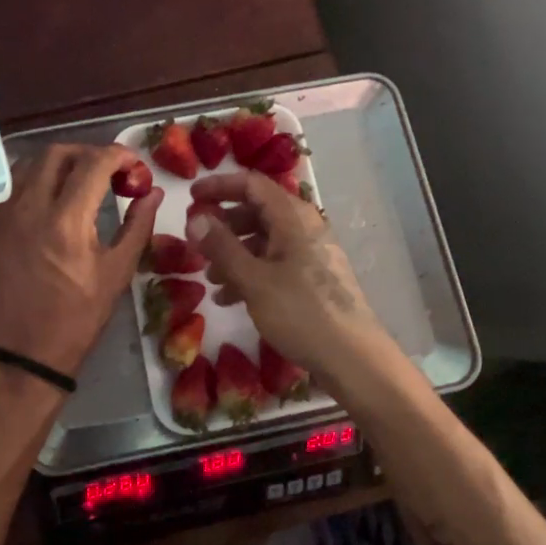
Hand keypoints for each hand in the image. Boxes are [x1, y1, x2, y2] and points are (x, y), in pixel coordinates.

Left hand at [0, 144, 161, 376]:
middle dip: (87, 152)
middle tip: (108, 170)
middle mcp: (30, 208)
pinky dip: (37, 181)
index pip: (93, 164)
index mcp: (66, 221)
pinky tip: (53, 201)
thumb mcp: (116, 273)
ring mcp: (5, 215)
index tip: (133, 165)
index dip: (118, 155)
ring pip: (30, 164)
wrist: (23, 353)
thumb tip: (152, 191)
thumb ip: (137, 225)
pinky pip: (14, 187)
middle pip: (57, 153)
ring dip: (60, 163)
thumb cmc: (77, 318)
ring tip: (80, 181)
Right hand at [186, 172, 393, 387]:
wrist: (355, 360)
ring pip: (265, 240)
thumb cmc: (302, 313)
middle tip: (197, 241)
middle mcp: (305, 227)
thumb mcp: (254, 280)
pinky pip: (276, 262)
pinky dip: (251, 272)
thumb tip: (194, 218)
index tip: (191, 198)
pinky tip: (230, 299)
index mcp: (293, 217)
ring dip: (234, 253)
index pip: (252, 184)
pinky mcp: (314, 278)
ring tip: (210, 278)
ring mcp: (312, 253)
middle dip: (224, 224)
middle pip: (257, 211)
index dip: (219, 186)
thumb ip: (222, 247)